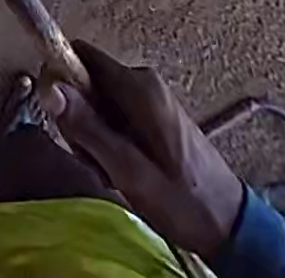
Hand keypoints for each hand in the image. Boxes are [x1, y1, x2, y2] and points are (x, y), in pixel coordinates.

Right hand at [44, 41, 244, 256]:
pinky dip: (105, 136)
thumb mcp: (130, 170)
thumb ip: (87, 127)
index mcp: (138, 88)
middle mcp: (142, 82)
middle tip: (90, 155)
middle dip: (76, 115)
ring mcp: (148, 97)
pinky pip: (109, 111)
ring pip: (93, 98)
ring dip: (90, 130)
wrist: (235, 230)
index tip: (60, 114)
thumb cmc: (185, 202)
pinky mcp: (150, 112)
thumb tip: (49, 88)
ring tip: (109, 167)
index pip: (78, 55)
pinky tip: (119, 165)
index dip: (60, 78)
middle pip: (83, 79)